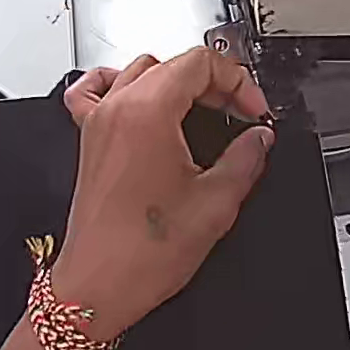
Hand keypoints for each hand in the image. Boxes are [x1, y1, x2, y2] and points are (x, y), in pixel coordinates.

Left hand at [52, 49, 274, 338]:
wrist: (98, 286)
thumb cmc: (142, 253)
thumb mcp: (216, 203)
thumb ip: (246, 159)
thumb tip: (258, 139)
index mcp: (149, 112)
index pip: (201, 63)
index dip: (238, 82)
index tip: (253, 112)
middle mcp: (118, 108)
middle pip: (175, 63)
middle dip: (216, 83)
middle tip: (240, 116)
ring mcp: (100, 121)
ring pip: (143, 70)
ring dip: (179, 83)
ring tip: (204, 111)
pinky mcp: (91, 139)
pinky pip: (98, 90)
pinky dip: (122, 85)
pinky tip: (144, 102)